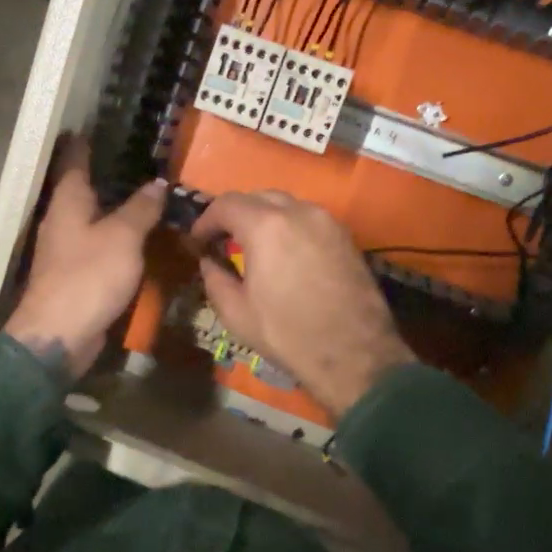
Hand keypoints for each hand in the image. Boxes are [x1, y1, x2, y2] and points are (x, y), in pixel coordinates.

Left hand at [4, 138, 165, 379]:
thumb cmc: (88, 276)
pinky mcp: (77, 274)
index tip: (108, 123)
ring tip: (152, 194)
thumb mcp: (123, 237)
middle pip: (86, 187)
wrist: (60, 335)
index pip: (76, 158)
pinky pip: (102, 246)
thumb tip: (158, 184)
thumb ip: (141, 208)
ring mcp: (68, 248)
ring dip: (118, 208)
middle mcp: (63, 219)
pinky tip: (143, 237)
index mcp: (68, 200)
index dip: (90, 139)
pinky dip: (120, 237)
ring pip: (96, 218)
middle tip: (146, 158)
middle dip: (112, 173)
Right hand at [192, 191, 415, 416]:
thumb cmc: (288, 334)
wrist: (354, 354)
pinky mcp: (347, 237)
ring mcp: (328, 221)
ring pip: (288, 205)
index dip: (206, 220)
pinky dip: (292, 227)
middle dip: (237, 214)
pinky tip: (287, 254)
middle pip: (258, 197)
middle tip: (224, 240)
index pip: (227, 204)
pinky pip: (310, 220)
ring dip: (266, 218)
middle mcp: (299, 211)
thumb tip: (209, 262)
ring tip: (255, 246)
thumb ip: (215, 279)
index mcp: (266, 226)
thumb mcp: (237, 313)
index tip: (198, 240)